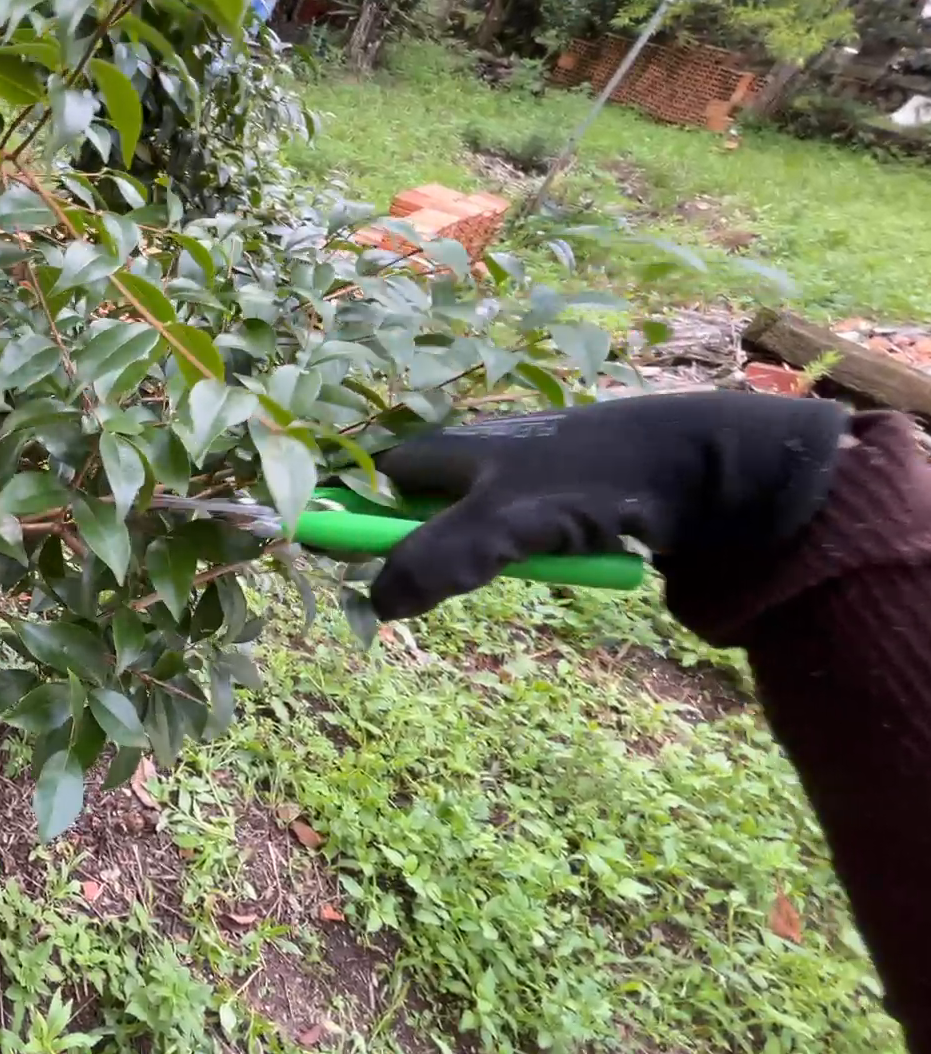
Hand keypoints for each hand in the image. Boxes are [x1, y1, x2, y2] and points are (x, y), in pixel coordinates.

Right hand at [369, 391, 848, 619]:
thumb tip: (371, 603)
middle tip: (422, 581)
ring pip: (458, 525)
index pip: (368, 484)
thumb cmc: (590, 480)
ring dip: (464, 555)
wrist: (713, 467)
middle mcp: (468, 458)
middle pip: (409, 509)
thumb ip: (434, 560)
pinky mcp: (550, 497)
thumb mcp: (502, 522)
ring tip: (495, 571)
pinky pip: (504, 532)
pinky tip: (538, 563)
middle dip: (408, 546)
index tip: (339, 558)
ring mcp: (511, 477)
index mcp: (444, 450)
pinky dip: (509, 554)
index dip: (349, 517)